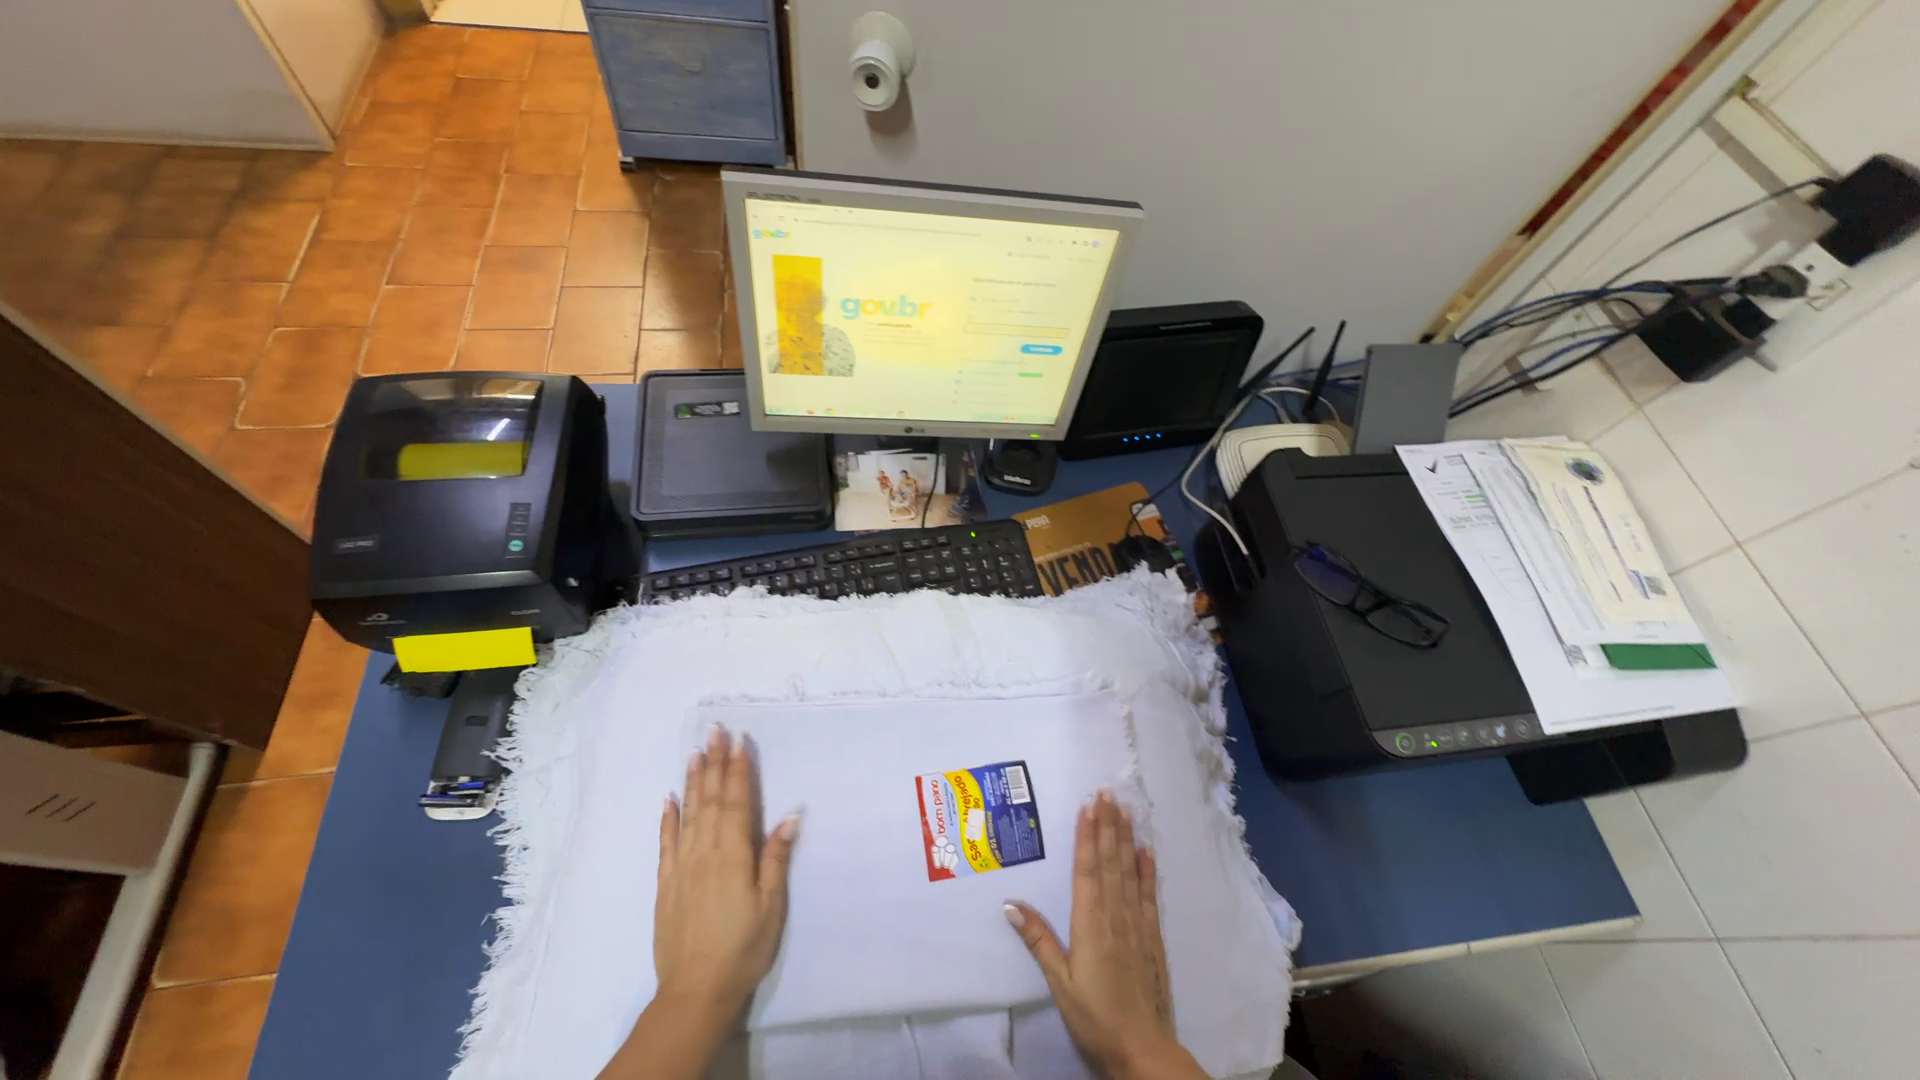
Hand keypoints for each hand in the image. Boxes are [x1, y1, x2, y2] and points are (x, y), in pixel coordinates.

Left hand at [654, 725, 798, 1014]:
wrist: (695, 990)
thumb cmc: (743, 948)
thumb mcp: (771, 906)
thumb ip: (776, 858)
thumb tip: (790, 814)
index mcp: (733, 856)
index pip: (737, 803)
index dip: (739, 771)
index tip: (739, 741)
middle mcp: (704, 853)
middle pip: (711, 800)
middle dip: (715, 764)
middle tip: (715, 731)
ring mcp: (682, 867)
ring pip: (688, 814)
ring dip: (692, 781)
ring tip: (695, 752)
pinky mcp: (666, 884)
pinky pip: (666, 842)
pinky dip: (668, 818)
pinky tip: (669, 798)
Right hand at [1005, 793, 1205, 1079]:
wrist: (1142, 1046)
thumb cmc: (1094, 1014)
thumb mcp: (1059, 982)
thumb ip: (1038, 941)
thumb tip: (1010, 904)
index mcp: (1090, 923)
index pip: (1088, 870)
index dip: (1087, 836)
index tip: (1088, 805)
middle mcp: (1115, 915)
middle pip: (1111, 862)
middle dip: (1108, 825)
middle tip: (1108, 791)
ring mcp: (1137, 924)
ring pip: (1130, 871)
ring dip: (1127, 838)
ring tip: (1127, 809)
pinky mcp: (1152, 936)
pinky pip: (1149, 895)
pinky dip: (1148, 870)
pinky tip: (1147, 850)